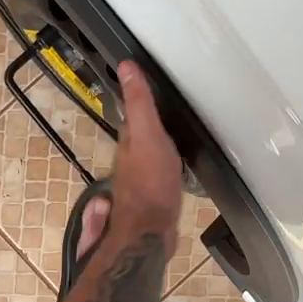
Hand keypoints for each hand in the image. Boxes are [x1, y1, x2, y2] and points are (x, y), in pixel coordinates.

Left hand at [107, 61, 184, 256]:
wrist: (151, 234)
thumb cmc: (150, 183)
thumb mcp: (147, 136)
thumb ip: (139, 104)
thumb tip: (126, 67)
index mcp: (128, 145)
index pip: (132, 118)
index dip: (139, 102)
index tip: (147, 87)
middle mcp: (130, 164)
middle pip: (139, 139)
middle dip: (149, 126)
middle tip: (164, 113)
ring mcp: (142, 184)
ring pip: (148, 160)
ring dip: (156, 150)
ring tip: (172, 139)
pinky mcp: (155, 203)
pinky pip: (160, 181)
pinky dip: (166, 173)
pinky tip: (177, 173)